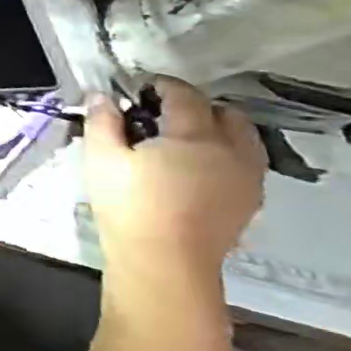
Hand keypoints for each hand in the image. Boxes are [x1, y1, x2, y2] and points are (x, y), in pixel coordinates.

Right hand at [83, 77, 266, 286]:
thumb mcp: (101, 159)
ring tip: (185, 143)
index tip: (139, 89)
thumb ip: (102, 121)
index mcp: (194, 134)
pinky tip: (198, 171)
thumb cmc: (129, 207)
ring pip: (243, 138)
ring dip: (218, 131)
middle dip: (196, 107)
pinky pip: (245, 164)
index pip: (184, 94)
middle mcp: (231, 150)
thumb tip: (102, 96)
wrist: (164, 265)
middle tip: (162, 117)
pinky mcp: (250, 202)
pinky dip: (226, 156)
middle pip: (224, 113)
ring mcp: (247, 178)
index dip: (161, 85)